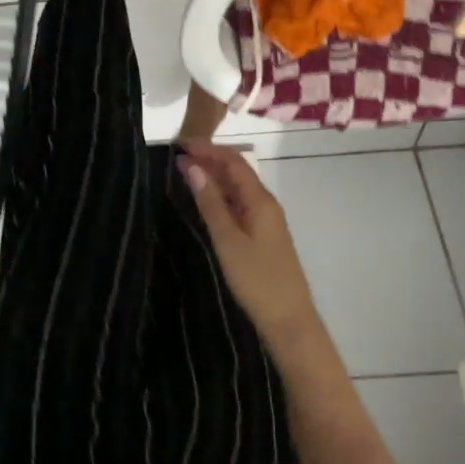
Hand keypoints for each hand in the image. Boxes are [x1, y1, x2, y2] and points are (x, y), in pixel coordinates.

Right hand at [177, 140, 320, 342]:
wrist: (288, 319)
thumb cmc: (257, 279)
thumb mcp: (228, 240)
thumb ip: (211, 204)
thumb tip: (193, 168)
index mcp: (260, 201)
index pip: (234, 162)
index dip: (208, 149)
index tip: (180, 144)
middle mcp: (265, 205)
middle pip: (237, 173)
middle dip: (209, 161)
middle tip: (177, 158)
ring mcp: (265, 221)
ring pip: (238, 189)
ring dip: (214, 178)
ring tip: (185, 174)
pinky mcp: (262, 237)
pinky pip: (239, 206)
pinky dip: (220, 197)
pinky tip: (205, 202)